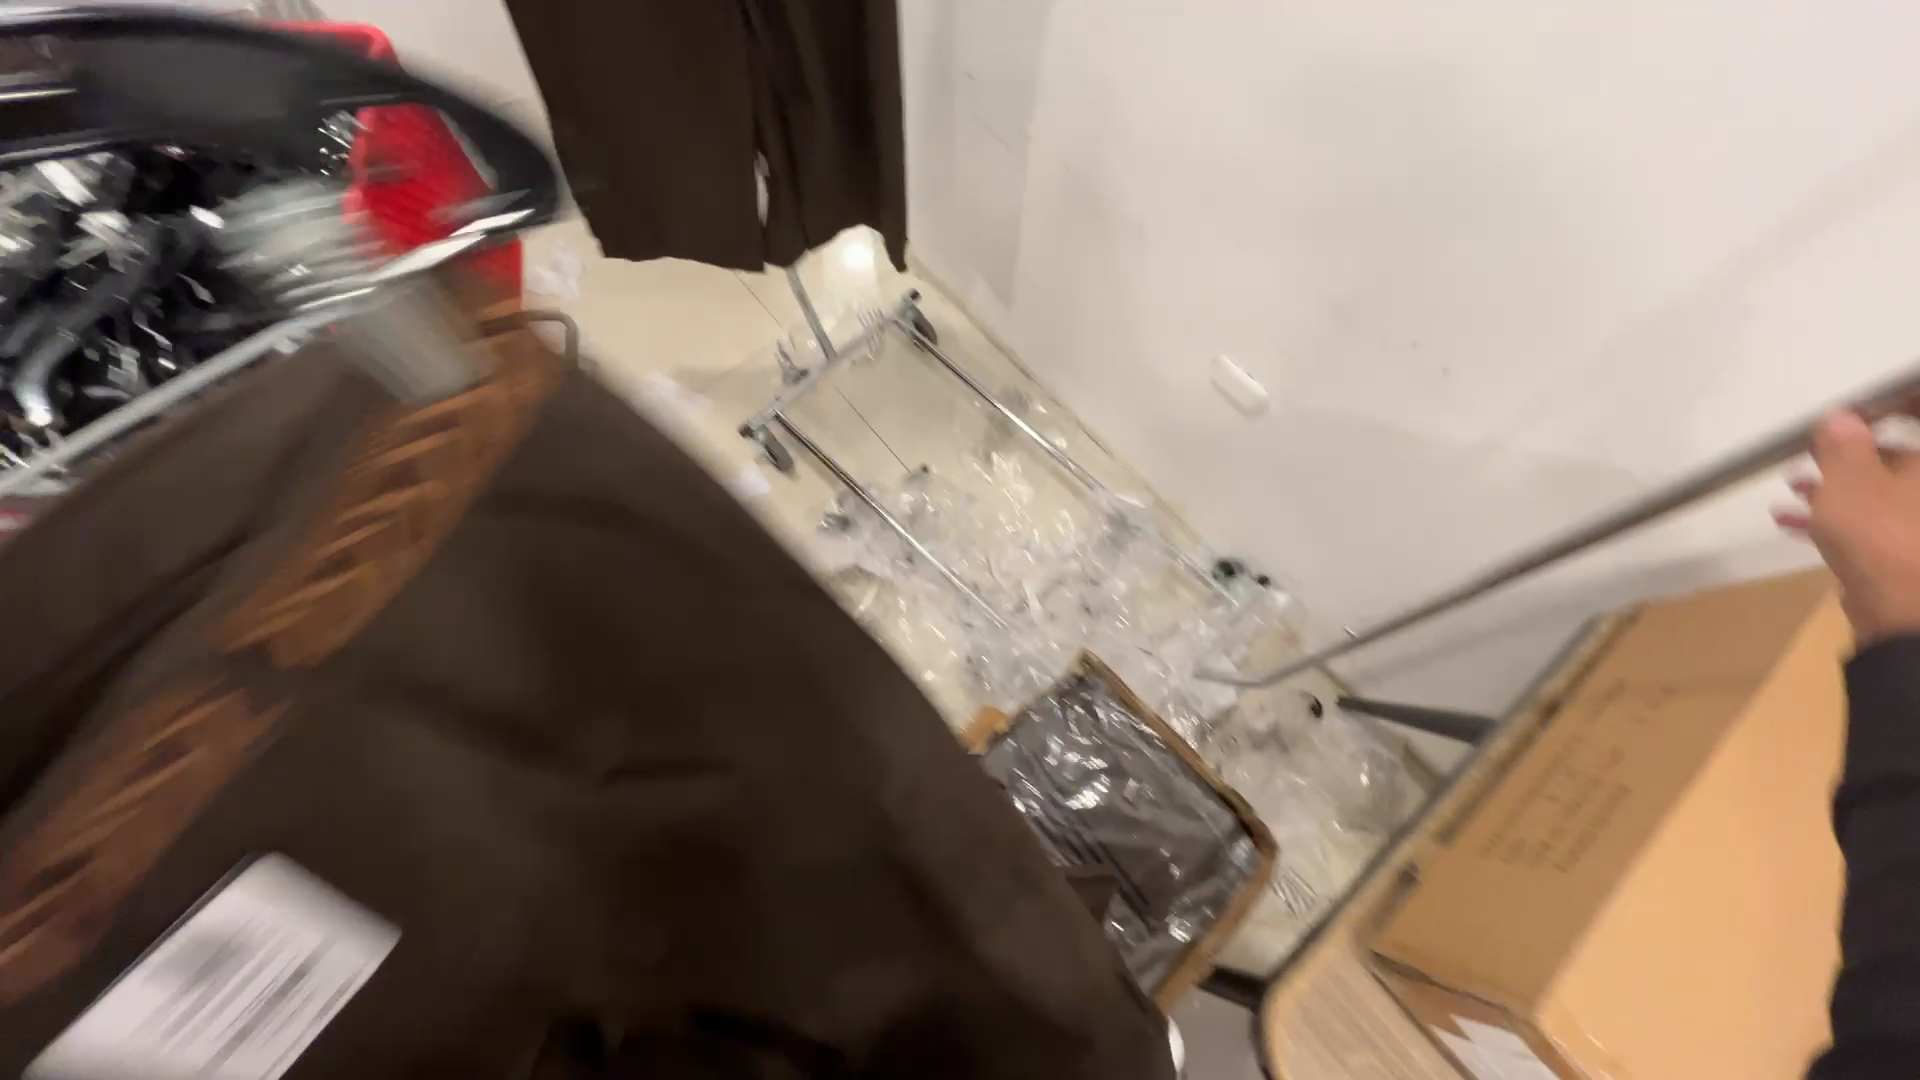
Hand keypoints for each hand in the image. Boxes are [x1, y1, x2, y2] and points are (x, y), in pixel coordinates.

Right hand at [1776, 411, 1919, 643]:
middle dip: (1852, 454)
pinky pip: (1876, 521)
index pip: (1918, 417)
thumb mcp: (1848, 483)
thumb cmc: (1882, 534)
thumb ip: (1842, 446)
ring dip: (1838, 486)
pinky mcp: (1912, 549)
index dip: (1892, 406)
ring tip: (1793, 488)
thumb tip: (1838, 416)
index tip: (1850, 409)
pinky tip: (1794, 522)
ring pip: (1884, 491)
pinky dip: (1839, 516)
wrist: (1906, 607)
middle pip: (1902, 457)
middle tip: (1809, 455)